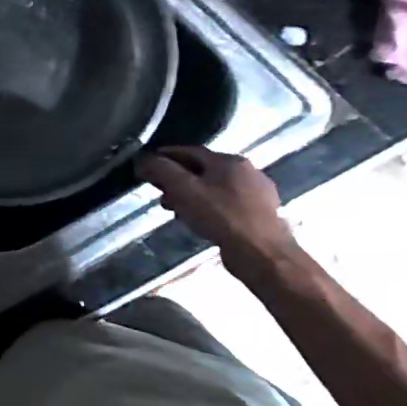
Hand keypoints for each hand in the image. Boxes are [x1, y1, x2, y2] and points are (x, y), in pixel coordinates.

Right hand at [135, 146, 293, 258]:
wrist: (262, 254)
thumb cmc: (221, 216)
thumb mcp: (183, 189)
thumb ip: (161, 170)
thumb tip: (144, 160)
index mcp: (229, 160)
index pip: (189, 151)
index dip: (164, 157)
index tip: (147, 166)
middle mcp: (247, 171)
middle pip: (202, 170)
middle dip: (177, 181)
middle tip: (160, 194)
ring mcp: (257, 193)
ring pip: (214, 188)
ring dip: (191, 196)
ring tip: (177, 211)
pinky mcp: (261, 214)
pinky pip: (226, 204)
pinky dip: (208, 208)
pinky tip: (200, 221)